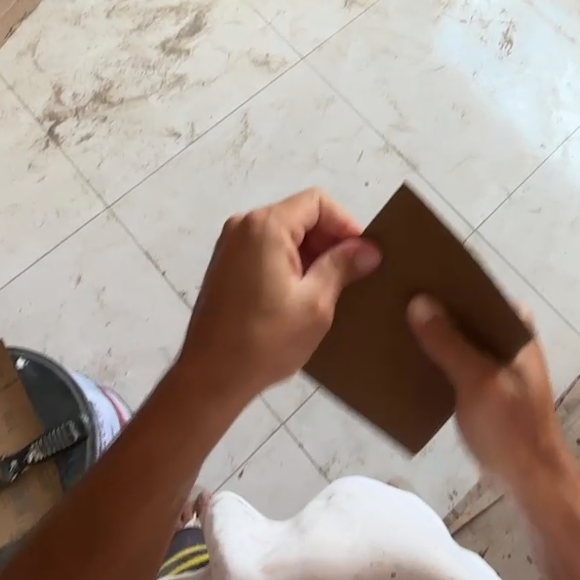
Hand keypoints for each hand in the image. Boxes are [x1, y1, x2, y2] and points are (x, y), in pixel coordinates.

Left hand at [177, 189, 381, 404]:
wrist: (210, 377)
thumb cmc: (266, 340)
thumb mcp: (315, 304)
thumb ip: (342, 266)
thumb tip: (369, 248)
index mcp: (265, 226)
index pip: (317, 202)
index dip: (345, 224)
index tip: (363, 256)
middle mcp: (244, 224)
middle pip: (300, 215)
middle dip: (329, 241)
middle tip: (350, 277)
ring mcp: (231, 244)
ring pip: (285, 233)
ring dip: (311, 254)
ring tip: (329, 289)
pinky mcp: (226, 263)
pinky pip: (267, 248)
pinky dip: (290, 262)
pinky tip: (301, 295)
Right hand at [408, 295, 570, 492]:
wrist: (530, 483)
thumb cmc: (511, 428)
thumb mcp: (478, 381)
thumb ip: (449, 343)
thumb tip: (417, 301)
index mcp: (515, 328)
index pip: (480, 289)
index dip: (449, 278)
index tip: (413, 269)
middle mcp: (506, 337)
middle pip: (465, 310)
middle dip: (434, 305)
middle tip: (394, 293)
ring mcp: (494, 361)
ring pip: (457, 335)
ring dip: (432, 331)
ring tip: (393, 318)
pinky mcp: (482, 383)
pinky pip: (454, 358)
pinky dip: (434, 355)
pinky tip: (406, 355)